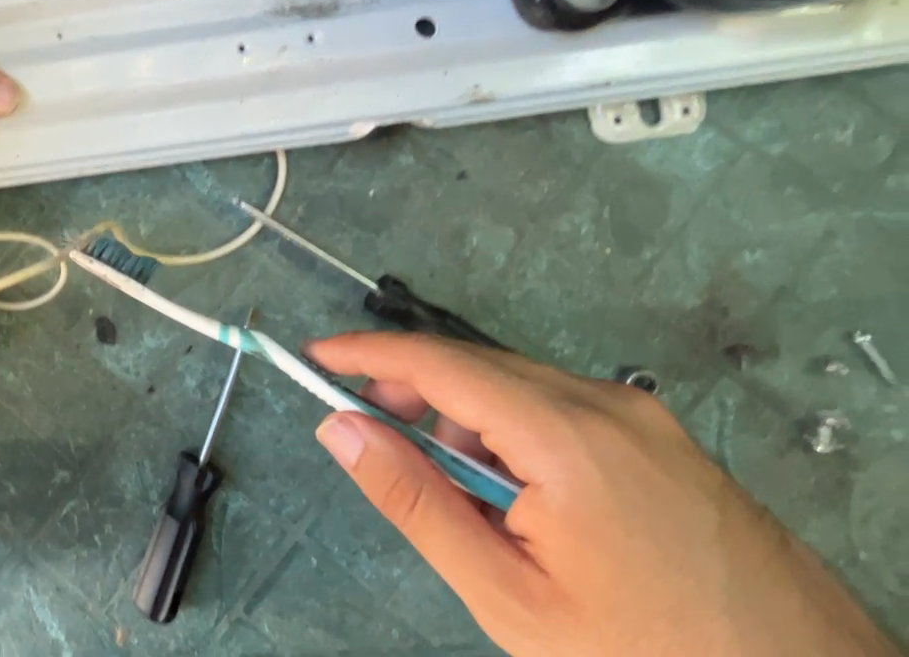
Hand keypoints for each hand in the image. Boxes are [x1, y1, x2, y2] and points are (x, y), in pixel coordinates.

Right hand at [307, 332, 897, 656]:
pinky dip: (511, 427)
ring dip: (462, 412)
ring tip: (447, 479)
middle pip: (477, 366)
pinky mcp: (667, 441)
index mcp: (567, 436)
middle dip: (410, 385)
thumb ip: (414, 500)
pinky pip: (562, 408)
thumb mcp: (508, 593)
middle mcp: (608, 405)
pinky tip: (511, 487)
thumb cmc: (644, 655)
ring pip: (519, 385)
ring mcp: (646, 420)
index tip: (313, 356)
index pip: (439, 364)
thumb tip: (338, 427)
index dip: (366, 354)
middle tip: (366, 425)